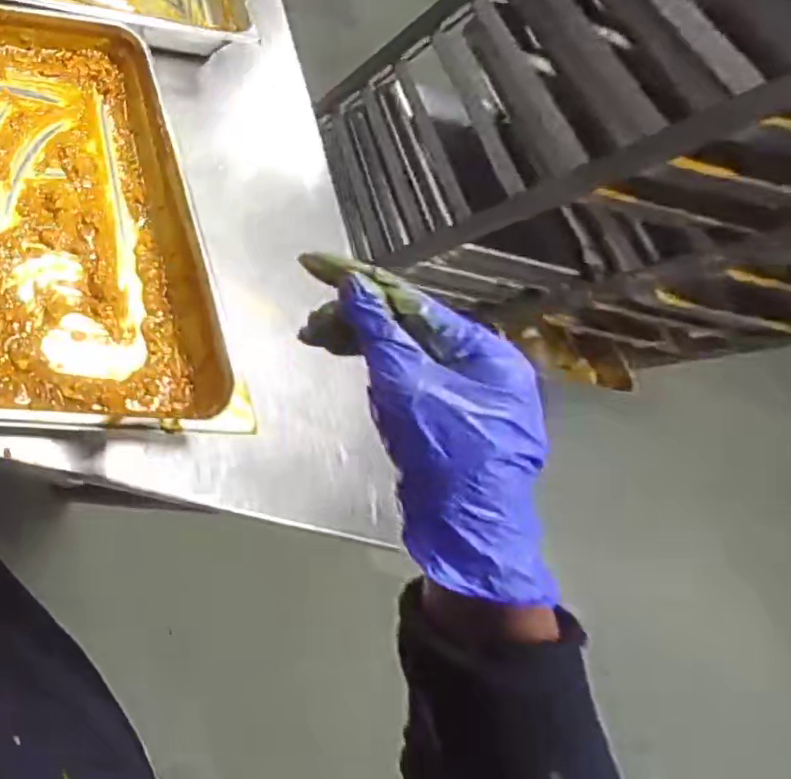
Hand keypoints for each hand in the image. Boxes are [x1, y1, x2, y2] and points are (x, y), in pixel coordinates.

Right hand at [315, 267, 557, 607]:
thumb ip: (379, 330)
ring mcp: (462, 386)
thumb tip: (356, 286)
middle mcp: (477, 361)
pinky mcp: (442, 407)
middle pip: (403, 321)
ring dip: (355, 338)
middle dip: (352, 317)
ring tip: (315, 339)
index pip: (409, 299)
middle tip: (309, 325)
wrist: (465, 526)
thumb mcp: (404, 384)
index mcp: (481, 349)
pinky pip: (401, 368)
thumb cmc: (443, 451)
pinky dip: (370, 360)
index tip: (314, 263)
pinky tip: (344, 356)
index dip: (359, 279)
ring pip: (399, 345)